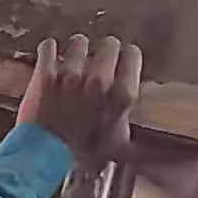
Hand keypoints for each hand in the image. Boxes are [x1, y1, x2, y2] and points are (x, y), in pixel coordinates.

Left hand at [17, 35, 141, 166]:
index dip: (127, 55)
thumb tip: (153, 138)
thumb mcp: (117, 145)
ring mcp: (71, 74)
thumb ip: (130, 126)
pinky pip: (48, 46)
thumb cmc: (82, 153)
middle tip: (99, 56)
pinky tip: (49, 51)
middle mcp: (99, 80)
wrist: (44, 155)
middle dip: (105, 49)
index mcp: (121, 96)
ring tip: (73, 54)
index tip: (124, 57)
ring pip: (79, 42)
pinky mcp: (45, 73)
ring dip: (77, 48)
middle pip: (108, 44)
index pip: (133, 55)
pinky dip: (49, 48)